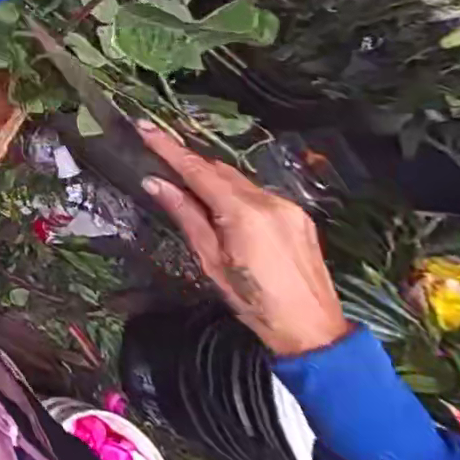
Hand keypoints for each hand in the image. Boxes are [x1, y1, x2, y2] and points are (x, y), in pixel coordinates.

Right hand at [137, 124, 350, 356]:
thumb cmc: (255, 303)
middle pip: (219, 170)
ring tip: (192, 193)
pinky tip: (228, 212)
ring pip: (239, 181)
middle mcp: (268, 199)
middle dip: (191, 165)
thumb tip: (156, 183)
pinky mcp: (297, 214)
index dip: (168, 147)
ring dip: (214, 182)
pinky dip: (237, 195)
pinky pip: (258, 194)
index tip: (147, 128)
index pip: (197, 170)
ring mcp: (286, 205)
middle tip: (162, 160)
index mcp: (243, 212)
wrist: (313, 330)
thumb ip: (185, 215)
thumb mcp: (211, 261)